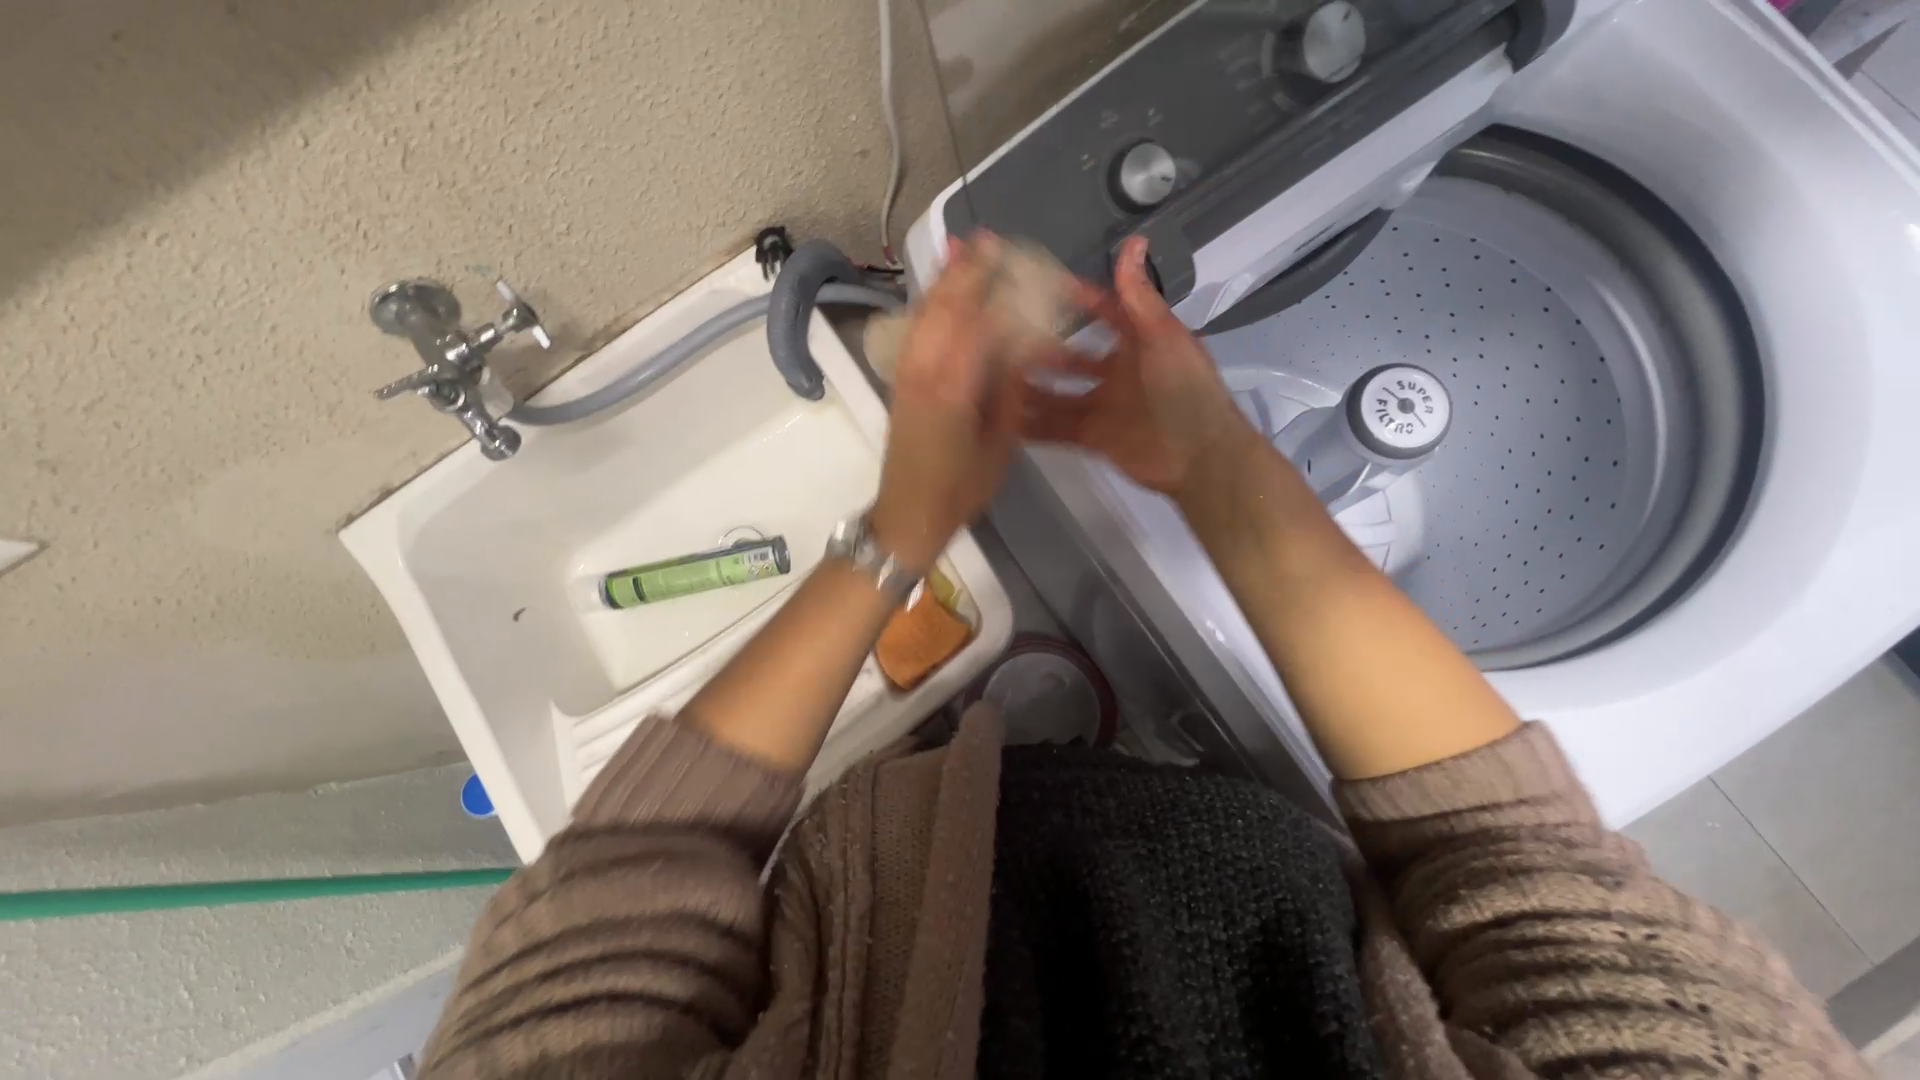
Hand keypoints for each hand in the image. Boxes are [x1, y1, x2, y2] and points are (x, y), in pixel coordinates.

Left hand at [869, 233, 1028, 568]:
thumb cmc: (961, 489)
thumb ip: (1009, 391)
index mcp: (954, 388)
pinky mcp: (899, 381)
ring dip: (943, 281)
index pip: (980, 324)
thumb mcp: (1000, 444)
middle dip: (967, 273)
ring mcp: (907, 374)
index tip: (1019, 263)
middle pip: (946, 309)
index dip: (999, 290)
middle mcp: (925, 371)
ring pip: (925, 315)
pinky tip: (938, 293)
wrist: (907, 514)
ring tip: (960, 249)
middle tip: (988, 241)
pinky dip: (928, 306)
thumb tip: (1021, 346)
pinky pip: (914, 332)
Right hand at [1024, 236, 1258, 497]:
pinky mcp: (1094, 438)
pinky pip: (1057, 429)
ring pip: (1057, 394)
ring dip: (1029, 388)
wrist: (1199, 455)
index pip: (1104, 315)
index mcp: (1138, 345)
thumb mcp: (1163, 336)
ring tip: (992, 378)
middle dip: (1041, 351)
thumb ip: (1140, 296)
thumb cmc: (1185, 389)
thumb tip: (1134, 242)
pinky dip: (1032, 425)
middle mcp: (1116, 374)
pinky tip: (1003, 416)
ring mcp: (1103, 408)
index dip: (1078, 301)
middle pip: (1071, 359)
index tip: (1041, 289)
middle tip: (1002, 341)